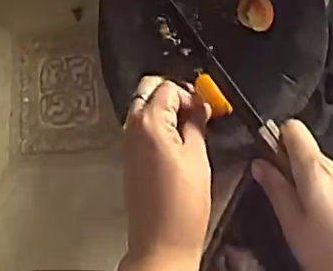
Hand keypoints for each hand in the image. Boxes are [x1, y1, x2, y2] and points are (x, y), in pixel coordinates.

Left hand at [120, 75, 213, 270]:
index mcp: (149, 122)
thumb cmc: (180, 208)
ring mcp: (128, 141)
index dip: (189, 94)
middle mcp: (133, 127)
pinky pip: (141, 125)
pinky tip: (177, 140)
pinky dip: (157, 123)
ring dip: (165, 107)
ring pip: (144, 105)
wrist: (161, 245)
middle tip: (196, 108)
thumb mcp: (198, 157)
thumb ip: (197, 123)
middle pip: (150, 89)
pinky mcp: (130, 156)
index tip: (204, 106)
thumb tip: (200, 106)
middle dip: (173, 93)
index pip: (168, 87)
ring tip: (189, 125)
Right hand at [250, 120, 332, 270]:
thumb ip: (276, 191)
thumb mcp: (295, 228)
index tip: (271, 164)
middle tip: (290, 209)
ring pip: (327, 178)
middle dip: (296, 176)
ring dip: (317, 196)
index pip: (290, 127)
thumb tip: (260, 166)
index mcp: (315, 167)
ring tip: (316, 232)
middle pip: (309, 155)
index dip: (277, 141)